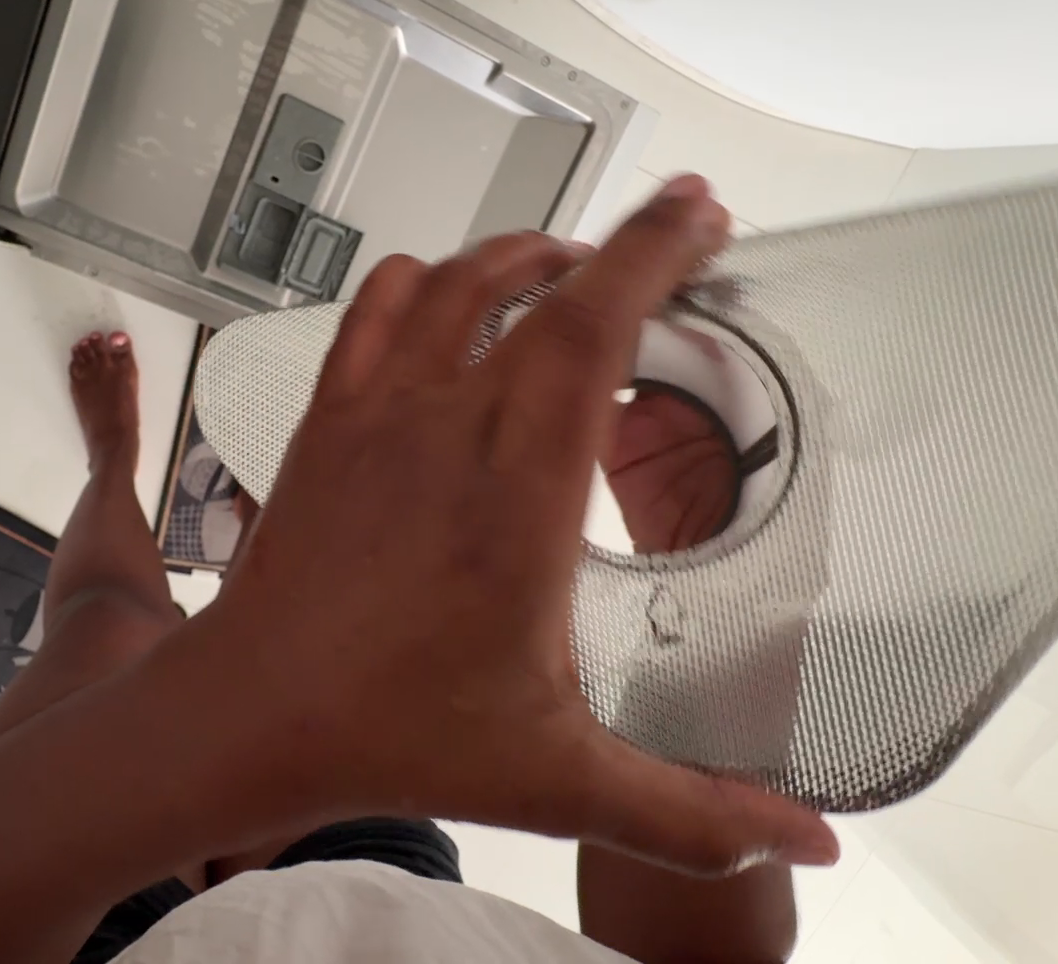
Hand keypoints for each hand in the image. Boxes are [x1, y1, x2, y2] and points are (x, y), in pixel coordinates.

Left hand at [172, 175, 837, 873]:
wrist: (253, 710)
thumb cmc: (390, 733)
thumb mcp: (556, 775)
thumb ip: (689, 810)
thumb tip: (804, 843)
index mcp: (520, 492)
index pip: (595, 331)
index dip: (653, 255)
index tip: (700, 214)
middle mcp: (446, 427)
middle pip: (540, 290)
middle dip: (616, 245)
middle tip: (666, 235)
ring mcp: (376, 412)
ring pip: (450, 281)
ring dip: (516, 256)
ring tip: (563, 264)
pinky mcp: (326, 420)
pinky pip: (369, 313)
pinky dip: (414, 281)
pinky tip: (438, 293)